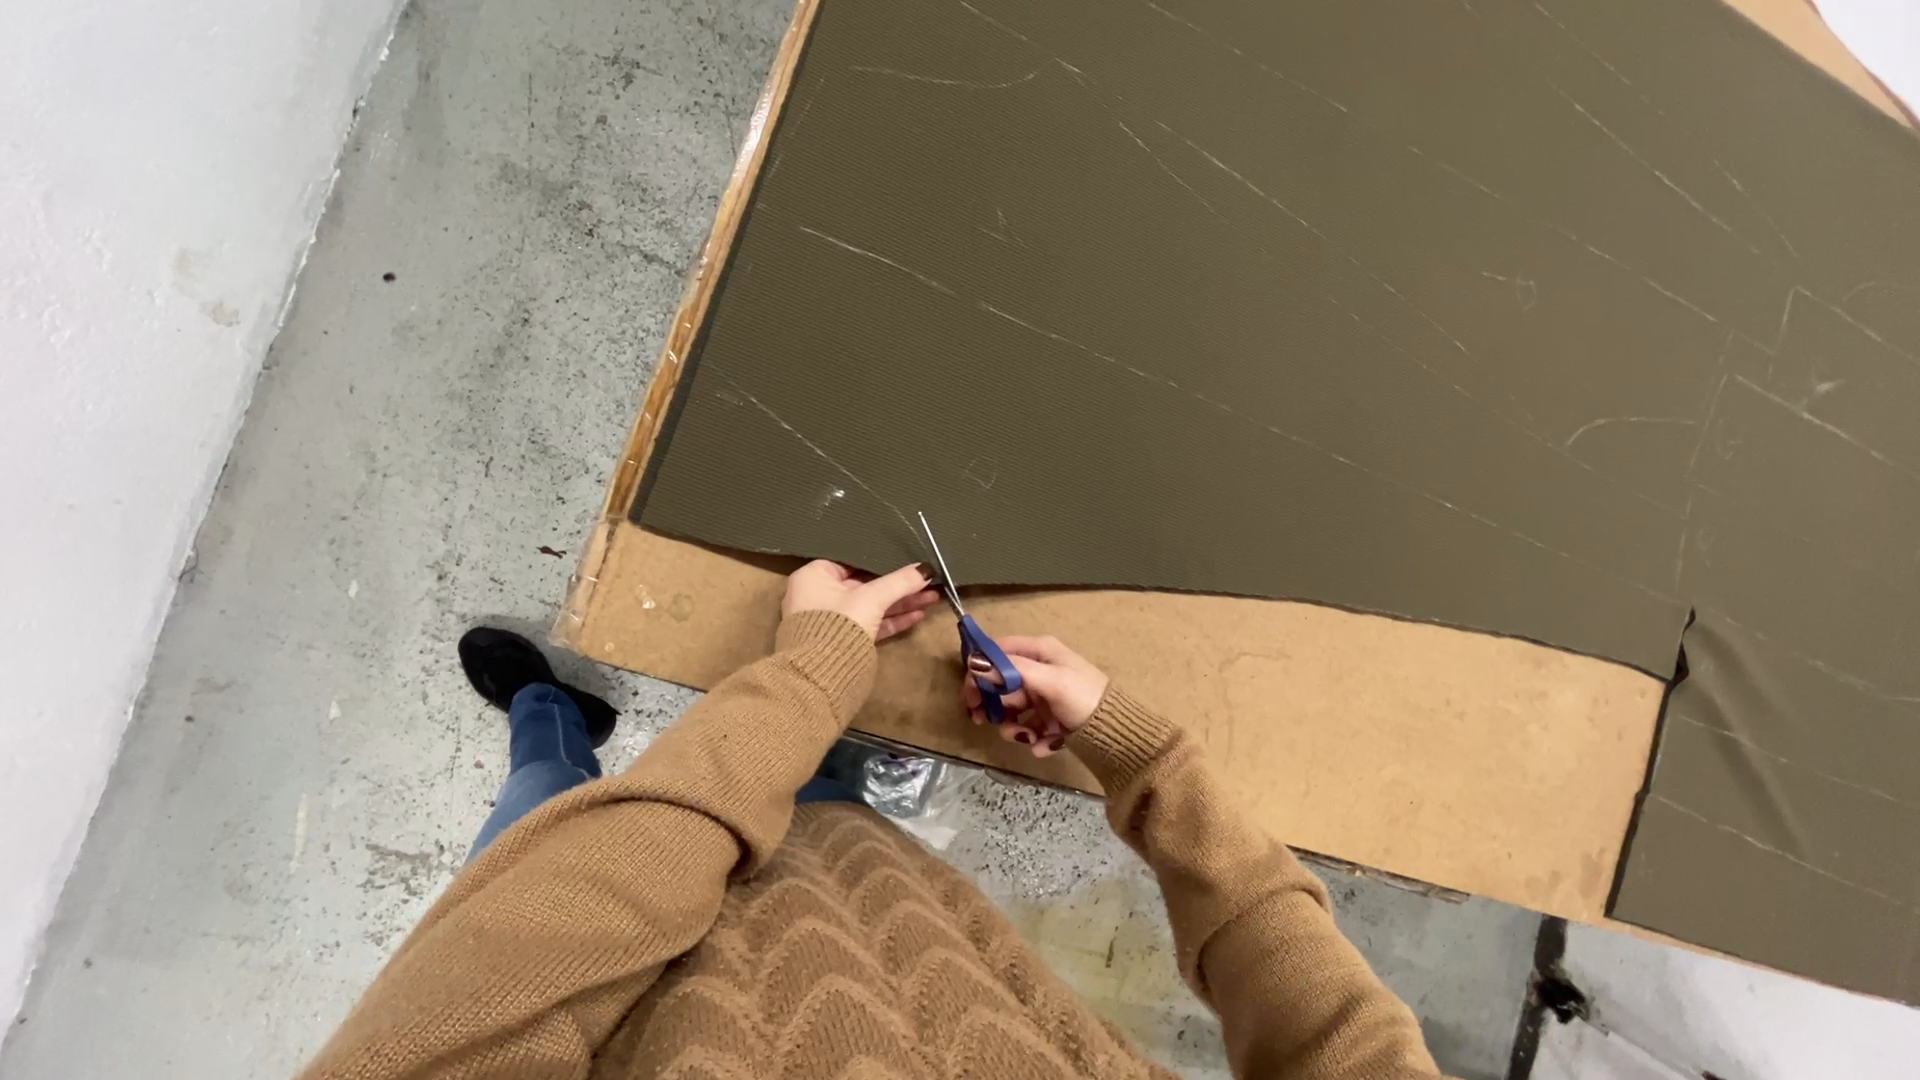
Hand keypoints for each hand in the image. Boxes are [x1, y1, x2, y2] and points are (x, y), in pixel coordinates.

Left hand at [782, 560, 939, 640]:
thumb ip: (900, 582)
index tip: (906, 557)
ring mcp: (833, 619)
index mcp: (814, 576)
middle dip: (898, 584)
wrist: (823, 676)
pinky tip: (918, 614)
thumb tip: (928, 569)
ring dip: (901, 602)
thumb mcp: (872, 597)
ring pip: (872, 605)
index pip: (851, 561)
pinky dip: (893, 619)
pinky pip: (872, 623)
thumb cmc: (840, 622)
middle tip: (926, 579)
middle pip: (866, 584)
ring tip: (932, 596)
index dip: (880, 560)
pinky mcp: (845, 640)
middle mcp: (820, 595)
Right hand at [961, 635, 1109, 756]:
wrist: (1118, 736)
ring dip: (1013, 726)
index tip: (970, 694)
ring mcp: (1045, 695)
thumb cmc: (1085, 700)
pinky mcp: (1051, 718)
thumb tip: (974, 661)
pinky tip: (1045, 745)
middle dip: (994, 704)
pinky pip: (1030, 726)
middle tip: (983, 721)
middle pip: (1002, 683)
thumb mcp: (1050, 682)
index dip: (980, 669)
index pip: (998, 651)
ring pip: (1013, 709)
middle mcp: (1040, 669)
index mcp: (1041, 651)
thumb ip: (1013, 671)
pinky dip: (1033, 738)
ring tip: (1026, 738)